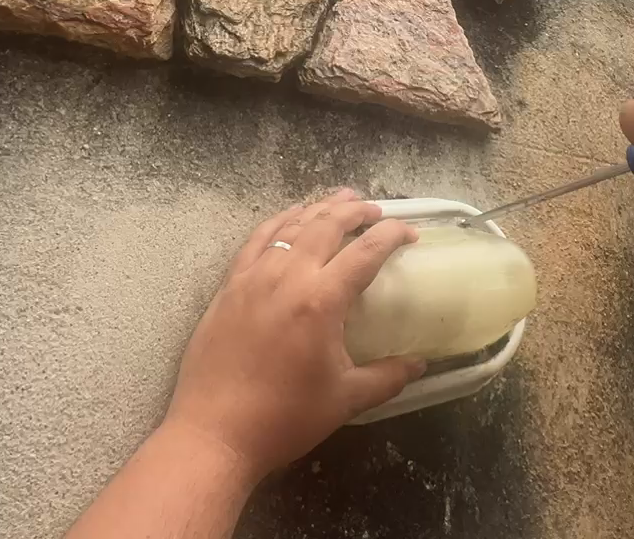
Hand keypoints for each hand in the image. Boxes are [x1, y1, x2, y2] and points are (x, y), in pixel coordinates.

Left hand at [162, 190, 426, 479]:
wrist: (214, 434)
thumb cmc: (284, 418)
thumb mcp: (345, 400)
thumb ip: (387, 377)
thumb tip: (420, 364)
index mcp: (322, 300)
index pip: (366, 251)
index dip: (392, 235)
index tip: (409, 232)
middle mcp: (289, 275)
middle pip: (328, 224)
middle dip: (356, 211)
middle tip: (376, 210)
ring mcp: (256, 275)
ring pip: (294, 224)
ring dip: (321, 208)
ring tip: (341, 199)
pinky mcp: (231, 283)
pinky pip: (259, 238)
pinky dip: (280, 220)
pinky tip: (291, 215)